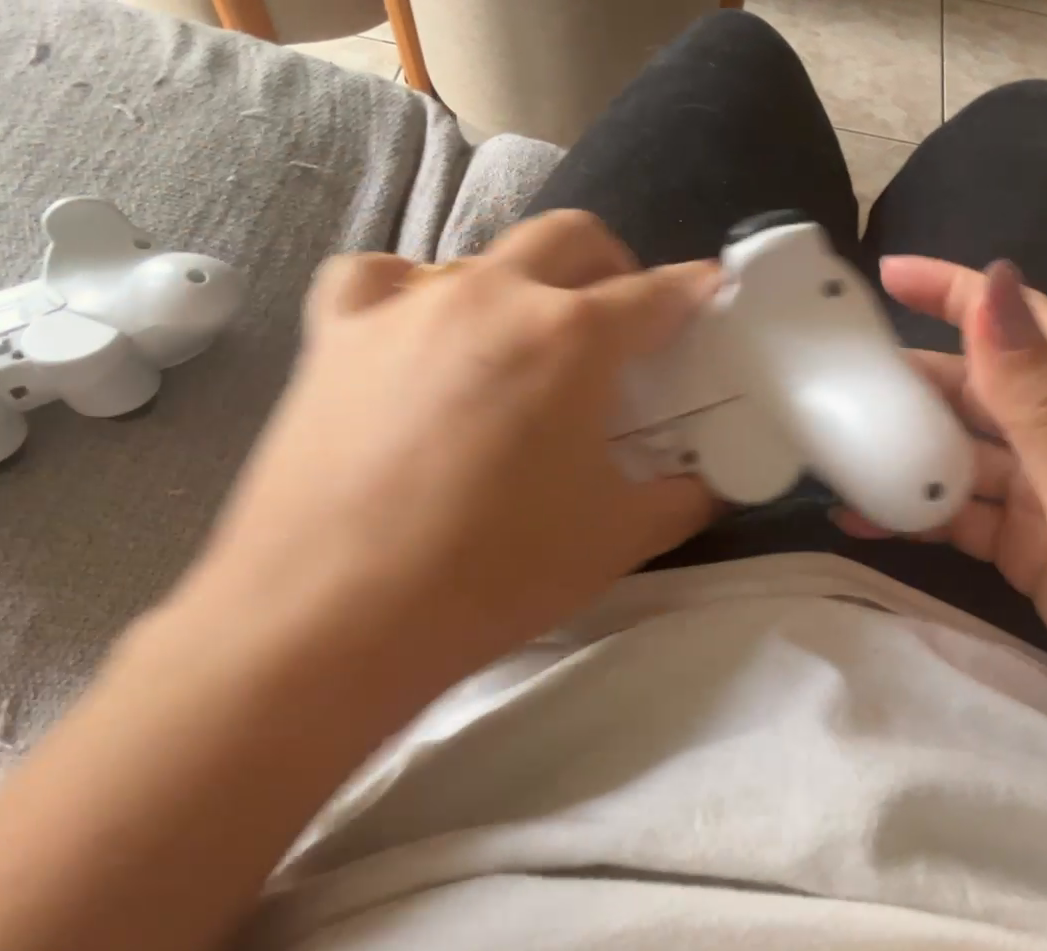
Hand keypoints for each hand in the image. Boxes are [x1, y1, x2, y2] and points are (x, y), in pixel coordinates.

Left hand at [175, 211, 717, 700]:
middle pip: (571, 238)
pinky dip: (415, 295)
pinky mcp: (335, 335)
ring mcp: (405, 307)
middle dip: (614, 266)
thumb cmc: (494, 575)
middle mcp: (491, 296)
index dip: (695, 293)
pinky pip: (382, 281)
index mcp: (571, 339)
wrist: (335, 616)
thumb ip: (681, 499)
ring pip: (481, 257)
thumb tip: (704, 483)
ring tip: (523, 353)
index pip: (656, 295)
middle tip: (622, 327)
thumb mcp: (618, 541)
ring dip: (522, 288)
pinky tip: (422, 338)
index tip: (711, 296)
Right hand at [841, 257, 1046, 754]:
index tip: (886, 275)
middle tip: (835, 386)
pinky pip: (960, 520)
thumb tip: (991, 288)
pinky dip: (916, 517)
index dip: (959, 292)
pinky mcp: (1029, 555)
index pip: (1023, 324)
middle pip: (979, 393)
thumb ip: (1043, 401)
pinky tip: (863, 521)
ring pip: (962, 459)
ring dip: (906, 455)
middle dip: (912, 383)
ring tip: (835, 455)